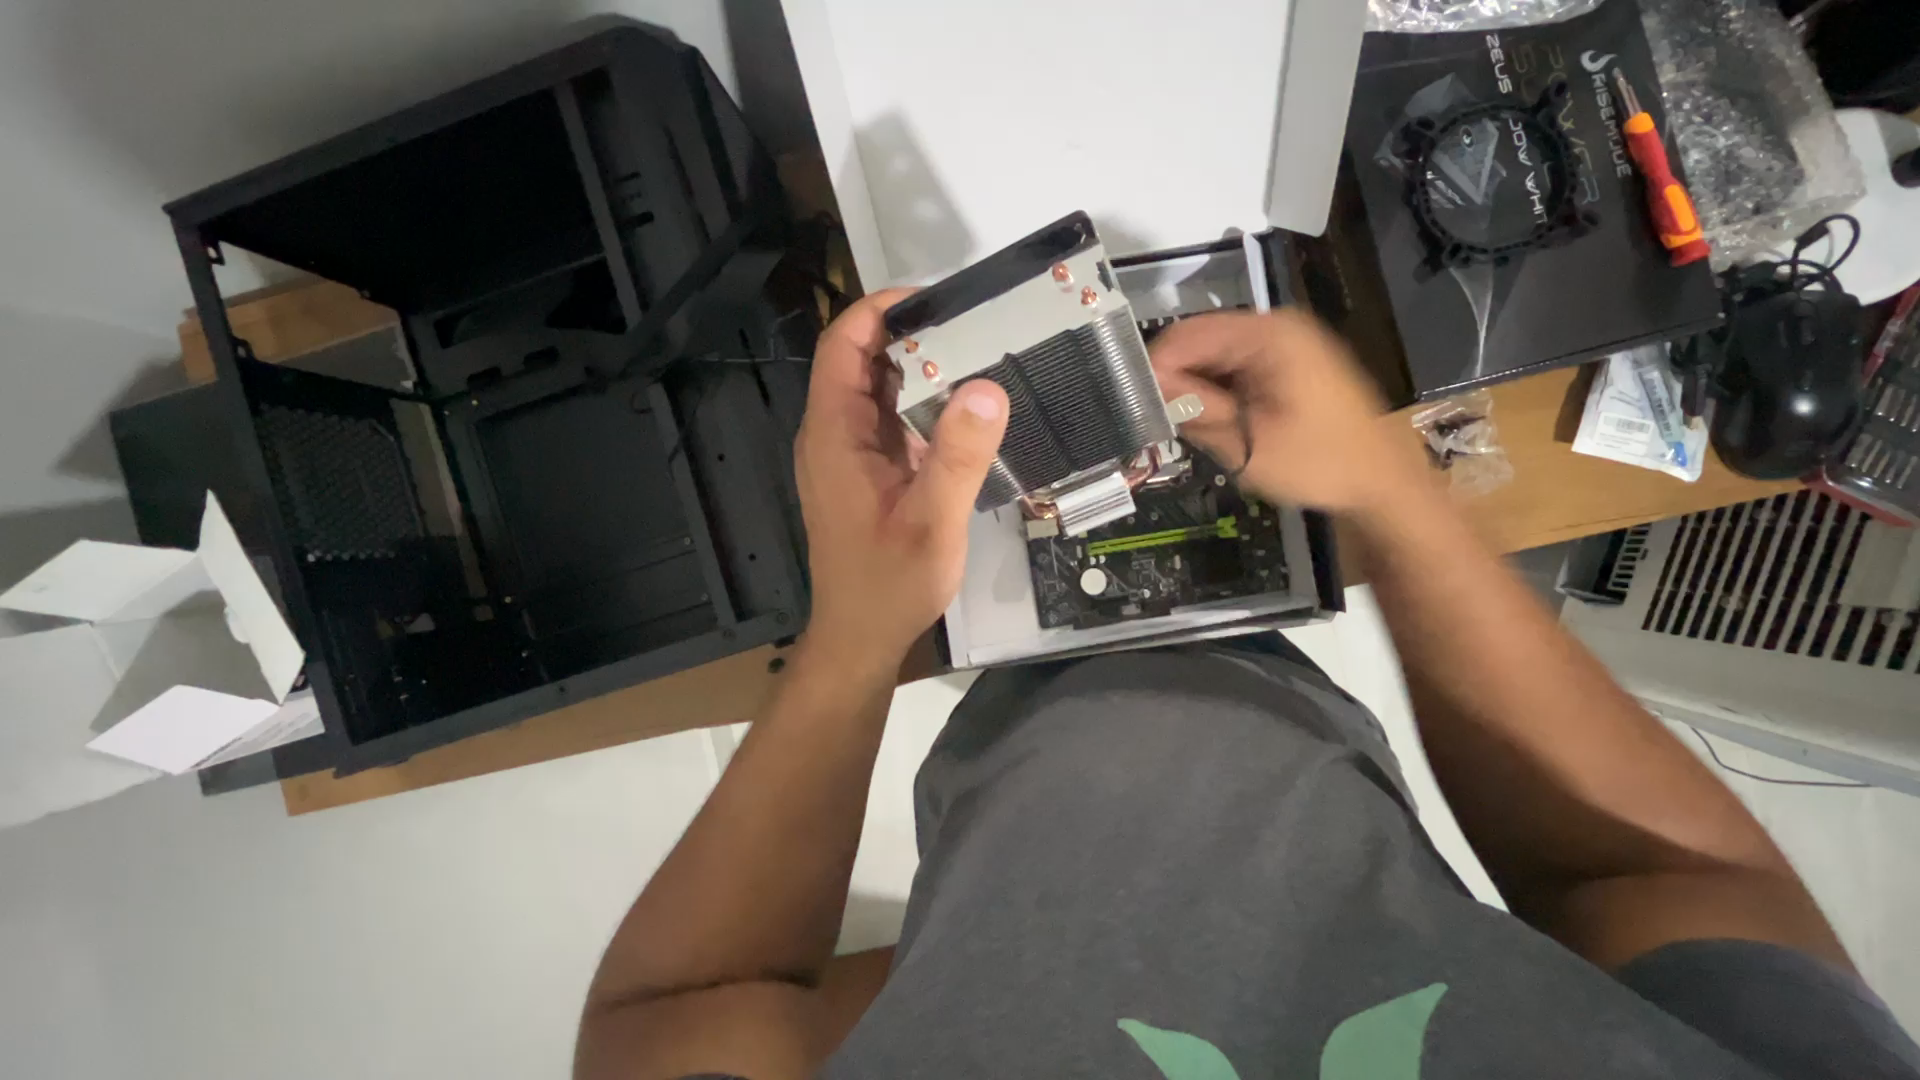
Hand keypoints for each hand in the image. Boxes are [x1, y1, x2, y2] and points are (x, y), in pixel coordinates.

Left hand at [794, 289, 1009, 670]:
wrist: (861, 636)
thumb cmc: (889, 584)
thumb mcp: (932, 522)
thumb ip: (957, 456)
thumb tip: (987, 387)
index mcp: (834, 435)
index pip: (843, 346)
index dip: (880, 310)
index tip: (936, 299)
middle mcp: (833, 435)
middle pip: (859, 361)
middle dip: (909, 335)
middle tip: (973, 325)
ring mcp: (846, 454)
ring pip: (876, 390)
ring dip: (918, 369)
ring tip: (976, 355)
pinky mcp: (864, 473)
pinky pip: (888, 421)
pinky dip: (920, 404)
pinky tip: (962, 409)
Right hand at [1149, 311, 1424, 515]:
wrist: (1381, 482)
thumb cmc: (1321, 463)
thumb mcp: (1249, 442)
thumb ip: (1196, 410)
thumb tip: (1150, 388)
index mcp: (1268, 335)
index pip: (1186, 336)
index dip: (1155, 369)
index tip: (1137, 407)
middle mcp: (1275, 328)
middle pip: (1199, 343)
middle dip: (1175, 380)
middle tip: (1160, 423)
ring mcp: (1283, 345)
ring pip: (1213, 359)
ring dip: (1195, 390)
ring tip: (1188, 428)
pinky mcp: (1285, 365)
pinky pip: (1234, 370)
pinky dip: (1217, 394)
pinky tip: (1217, 423)